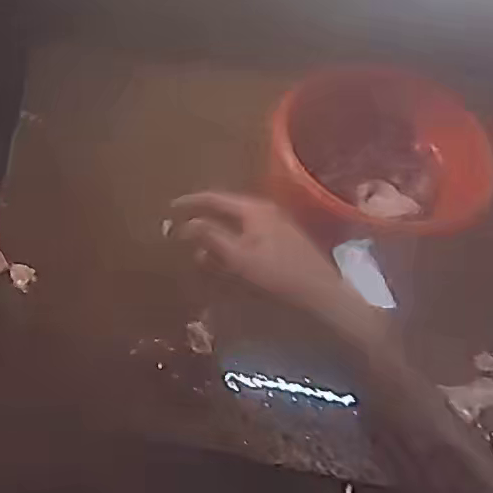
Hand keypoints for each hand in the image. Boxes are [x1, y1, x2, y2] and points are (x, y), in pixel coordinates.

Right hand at [169, 191, 387, 349]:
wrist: (323, 294)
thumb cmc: (277, 274)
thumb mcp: (237, 257)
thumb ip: (209, 237)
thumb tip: (184, 224)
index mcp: (253, 208)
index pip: (214, 197)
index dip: (190, 202)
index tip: (170, 208)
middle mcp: (265, 210)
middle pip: (226, 208)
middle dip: (202, 217)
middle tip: (181, 226)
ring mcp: (276, 224)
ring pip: (237, 222)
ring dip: (216, 232)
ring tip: (198, 246)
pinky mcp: (282, 239)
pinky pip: (247, 233)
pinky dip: (230, 241)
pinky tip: (224, 257)